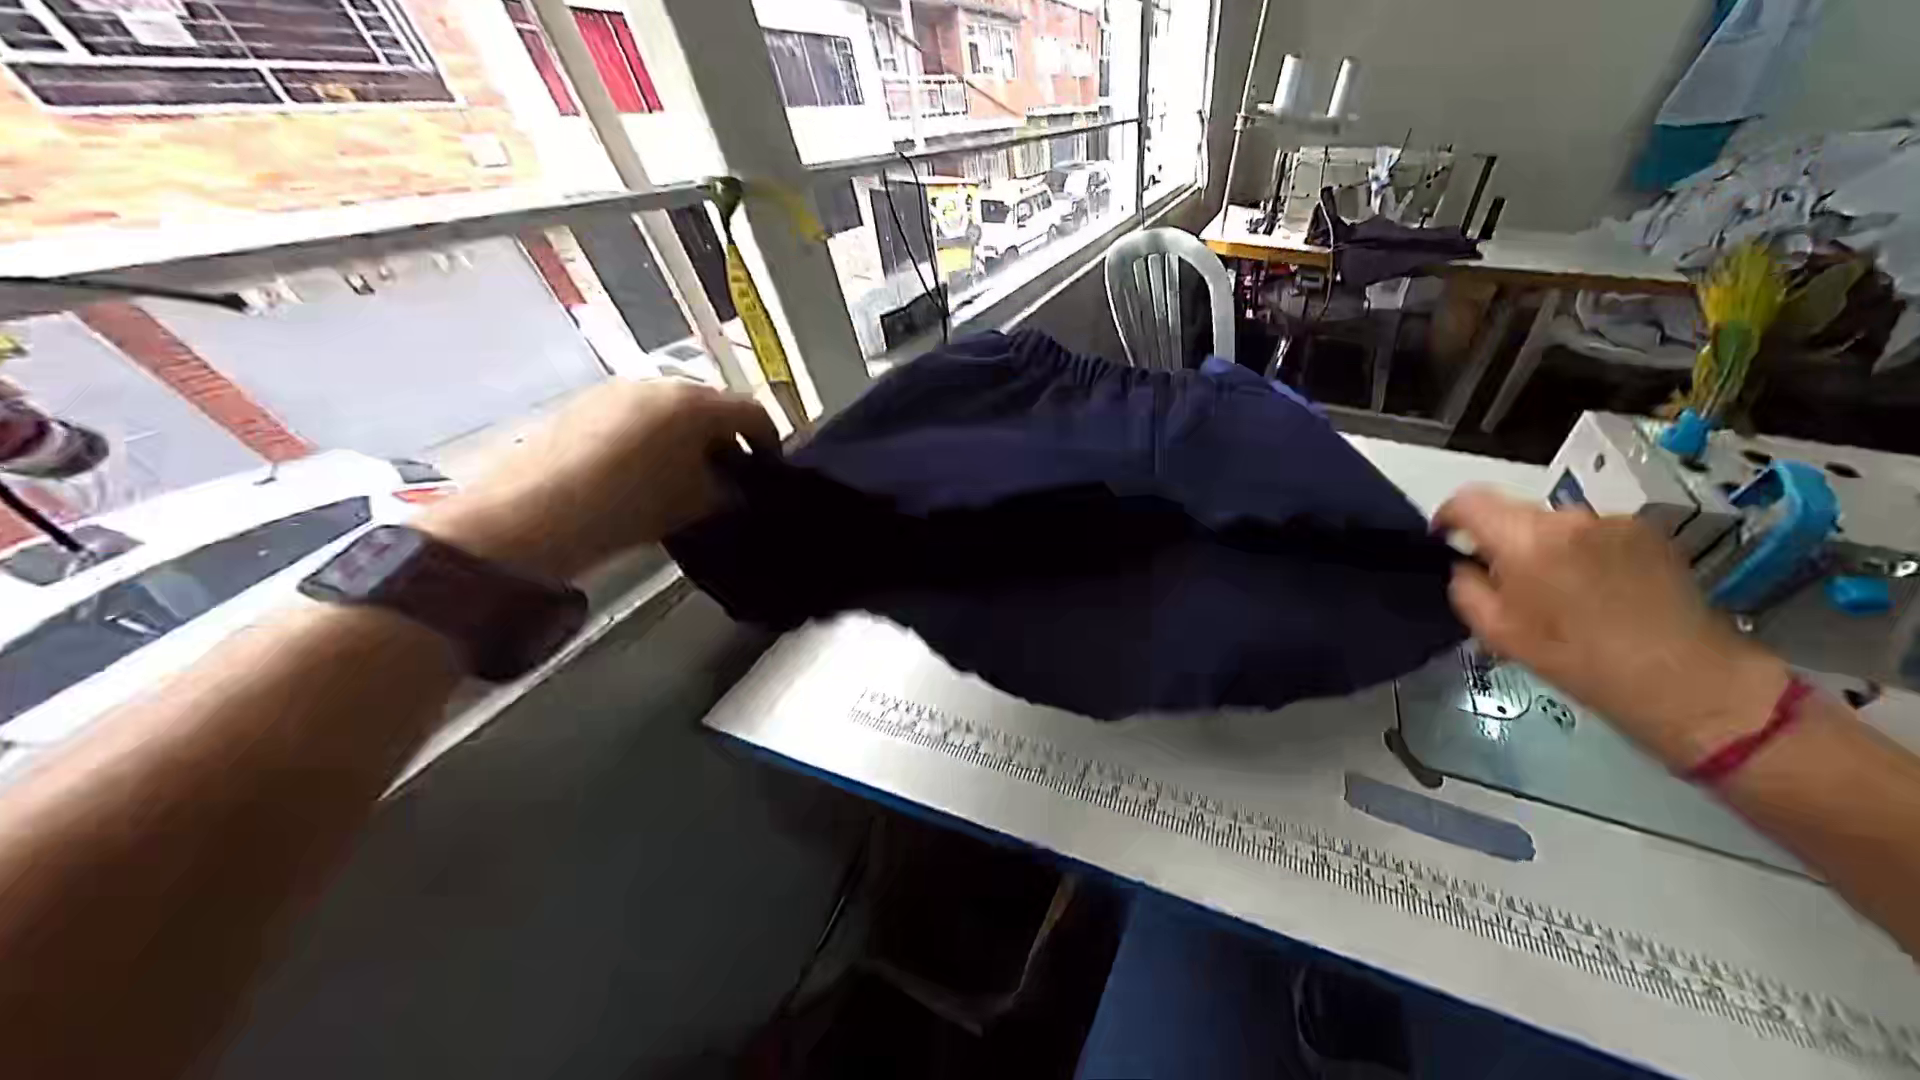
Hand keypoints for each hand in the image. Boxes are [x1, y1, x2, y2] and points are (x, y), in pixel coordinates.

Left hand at [417, 379, 777, 579]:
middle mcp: (658, 383)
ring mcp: (616, 390)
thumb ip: (730, 492)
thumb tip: (736, 489)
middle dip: (725, 438)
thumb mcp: (697, 504)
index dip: (769, 441)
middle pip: (709, 406)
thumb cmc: (632, 506)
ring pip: (670, 410)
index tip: (769, 467)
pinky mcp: (583, 405)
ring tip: (683, 476)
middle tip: (728, 474)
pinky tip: (641, 473)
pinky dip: (652, 438)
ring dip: (687, 438)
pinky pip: (635, 416)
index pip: (752, 412)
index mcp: (696, 403)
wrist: (536, 514)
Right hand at [1434, 486, 1790, 766]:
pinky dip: (1580, 551)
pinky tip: (1594, 588)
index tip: (1446, 540)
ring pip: (1553, 523)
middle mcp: (1569, 517)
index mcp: (1525, 539)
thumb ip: (1464, 585)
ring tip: (1557, 589)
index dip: (1449, 516)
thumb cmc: (1576, 658)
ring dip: (1542, 546)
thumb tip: (1463, 563)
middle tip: (1506, 580)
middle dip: (1500, 539)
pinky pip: (1591, 531)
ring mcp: (1614, 521)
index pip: (1468, 500)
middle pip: (1512, 512)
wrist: (1685, 679)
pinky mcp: (1649, 531)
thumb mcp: (1494, 629)